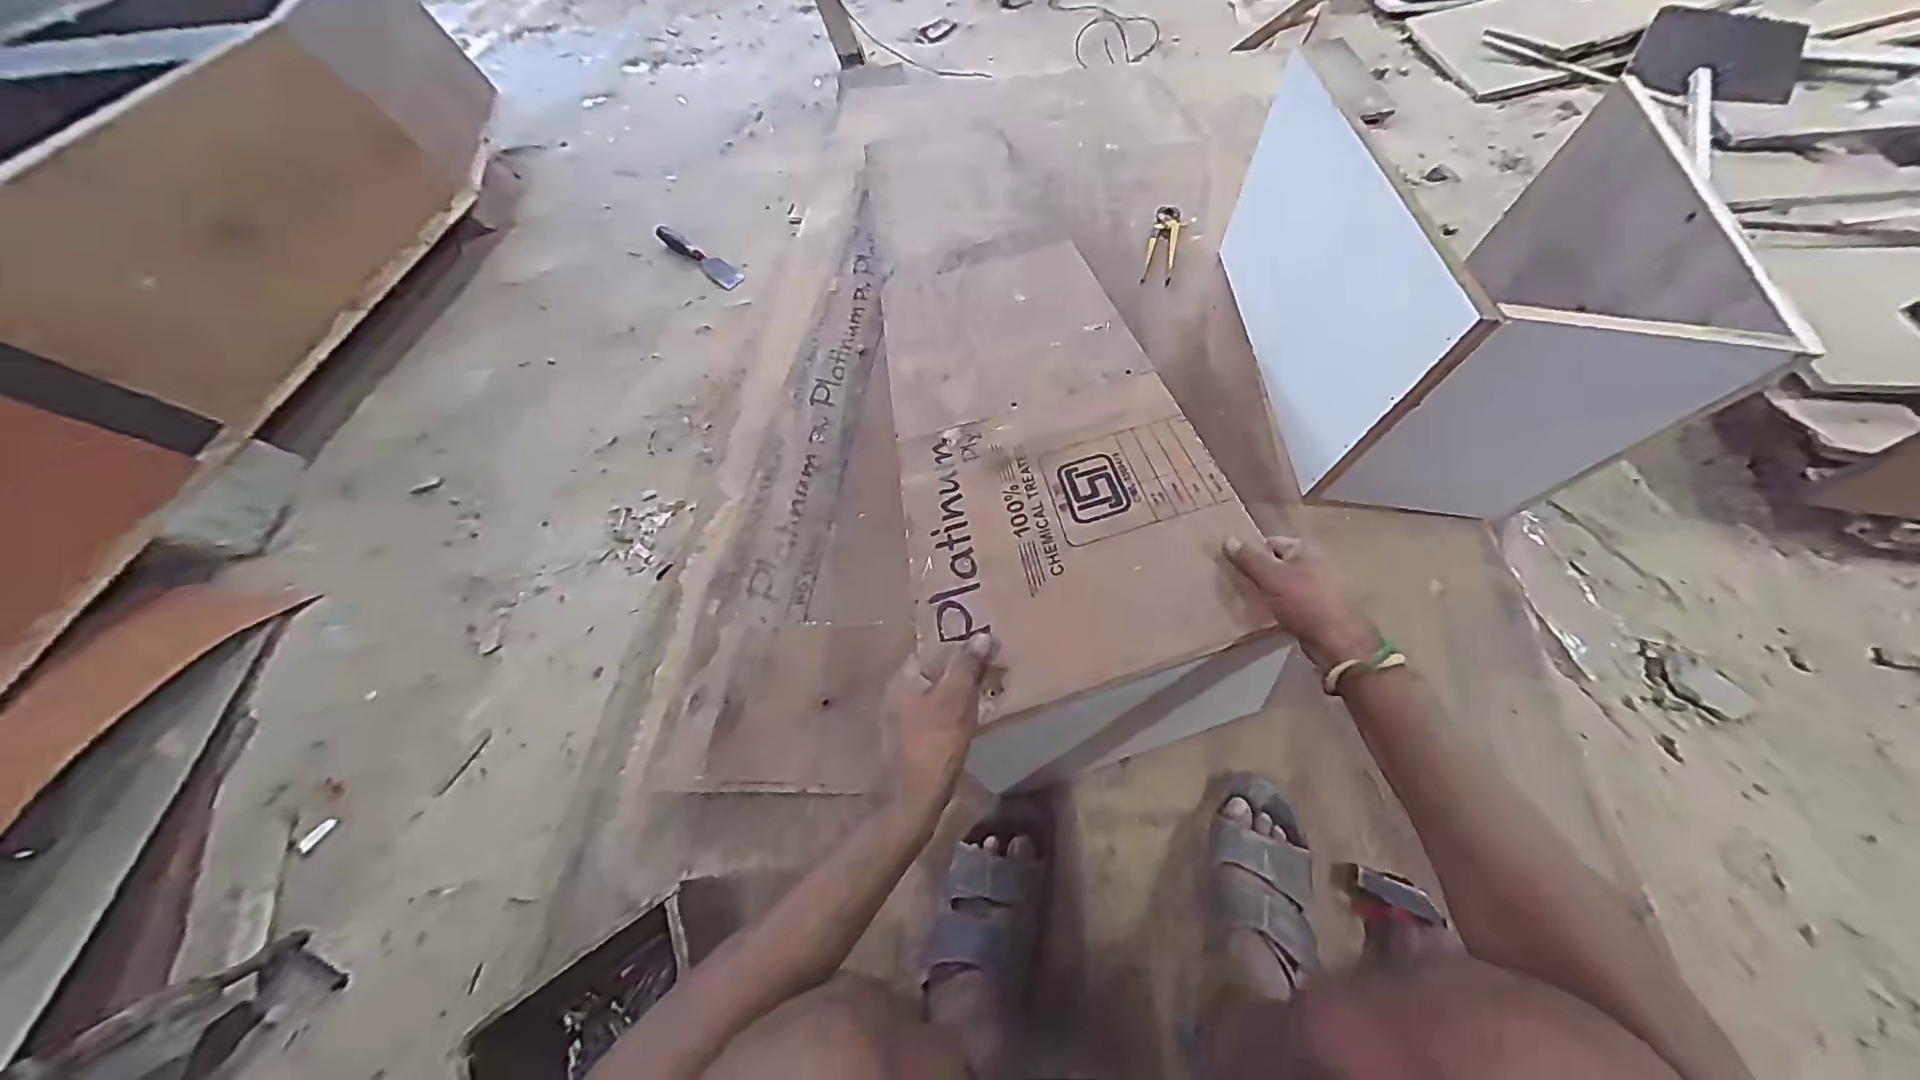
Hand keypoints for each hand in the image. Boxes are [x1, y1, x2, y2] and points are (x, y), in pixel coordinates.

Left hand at [882, 634, 996, 811]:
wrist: (912, 801)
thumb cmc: (934, 745)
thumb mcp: (955, 700)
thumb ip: (967, 666)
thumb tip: (982, 636)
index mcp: (905, 676)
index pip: (937, 647)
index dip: (964, 646)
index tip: (992, 648)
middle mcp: (900, 692)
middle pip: (938, 670)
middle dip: (967, 667)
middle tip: (999, 669)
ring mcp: (905, 717)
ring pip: (941, 692)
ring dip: (965, 689)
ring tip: (994, 689)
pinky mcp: (915, 738)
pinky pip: (941, 712)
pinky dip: (959, 709)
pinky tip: (977, 716)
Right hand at [1224, 535, 1378, 668]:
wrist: (1334, 641)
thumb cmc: (1304, 603)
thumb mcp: (1271, 578)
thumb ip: (1249, 559)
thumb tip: (1227, 539)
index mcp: (1305, 550)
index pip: (1270, 542)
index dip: (1251, 552)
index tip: (1232, 564)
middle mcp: (1312, 564)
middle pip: (1275, 562)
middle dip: (1256, 571)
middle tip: (1235, 581)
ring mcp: (1314, 586)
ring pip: (1279, 582)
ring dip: (1263, 588)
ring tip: (1244, 596)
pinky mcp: (1312, 606)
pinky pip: (1286, 598)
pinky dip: (1273, 602)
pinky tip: (1261, 610)